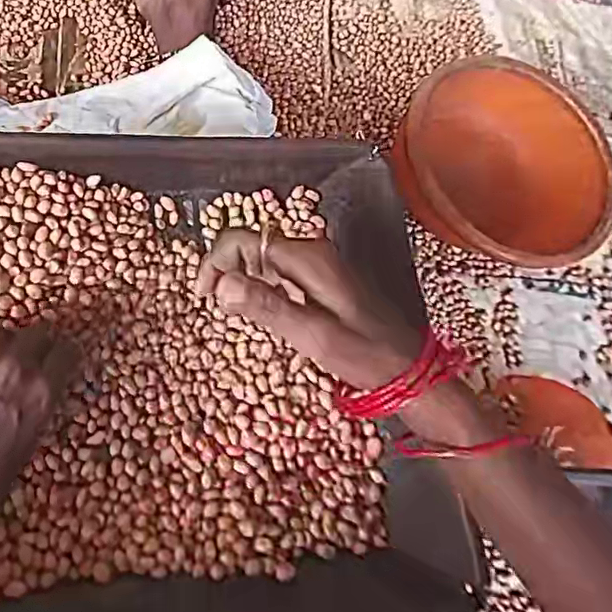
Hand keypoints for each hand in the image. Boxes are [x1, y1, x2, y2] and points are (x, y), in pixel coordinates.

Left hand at [0, 324, 79, 509]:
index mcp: (40, 390)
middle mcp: (13, 365)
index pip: (66, 352)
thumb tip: (37, 393)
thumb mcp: (27, 444)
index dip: (62, 355)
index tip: (57, 358)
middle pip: (36, 333)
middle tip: (26, 357)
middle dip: (34, 344)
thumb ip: (37, 407)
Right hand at [193, 230, 421, 390]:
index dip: (214, 263)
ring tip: (231, 314)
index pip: (241, 240)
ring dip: (237, 282)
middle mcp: (307, 252)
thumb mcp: (313, 335)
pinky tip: (256, 315)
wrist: (407, 371)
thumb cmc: (364, 355)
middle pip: (247, 246)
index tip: (203, 296)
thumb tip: (222, 284)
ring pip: (257, 261)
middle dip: (223, 272)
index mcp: (305, 258)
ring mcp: (311, 266)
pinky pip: (272, 275)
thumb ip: (267, 307)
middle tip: (214, 308)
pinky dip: (255, 290)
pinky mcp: (314, 281)